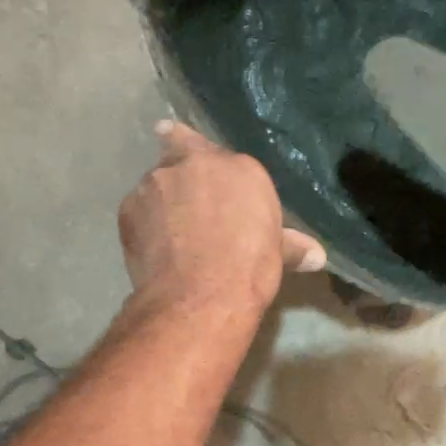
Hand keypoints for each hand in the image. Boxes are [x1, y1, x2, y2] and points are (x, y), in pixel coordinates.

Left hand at [118, 121, 325, 313]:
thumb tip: (317, 256)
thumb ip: (290, 245)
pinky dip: (145, 223)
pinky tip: (155, 247)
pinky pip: (138, 210)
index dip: (203, 153)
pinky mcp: (128, 209)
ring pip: (156, 183)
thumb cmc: (250, 268)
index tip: (194, 157)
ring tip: (169, 231)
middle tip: (184, 197)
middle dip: (180, 171)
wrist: (200, 295)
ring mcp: (155, 183)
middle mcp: (193, 164)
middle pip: (179, 154)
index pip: (217, 150)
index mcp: (238, 168)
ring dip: (161, 200)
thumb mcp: (278, 254)